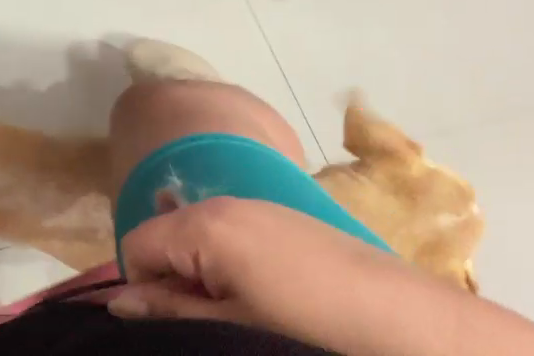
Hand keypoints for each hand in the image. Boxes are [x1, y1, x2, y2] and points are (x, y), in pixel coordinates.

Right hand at [104, 198, 533, 355]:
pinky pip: (234, 232)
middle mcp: (220, 203)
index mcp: (201, 225)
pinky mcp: (286, 216)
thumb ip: (172, 310)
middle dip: (177, 278)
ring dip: (207, 272)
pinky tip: (275, 296)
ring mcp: (255, 205)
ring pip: (200, 235)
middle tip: (217, 323)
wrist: (415, 325)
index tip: (178, 323)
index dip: (145, 288)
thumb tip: (118, 303)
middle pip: (166, 235)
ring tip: (248, 313)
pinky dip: (236, 261)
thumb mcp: (234, 327)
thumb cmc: (313, 330)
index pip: (136, 246)